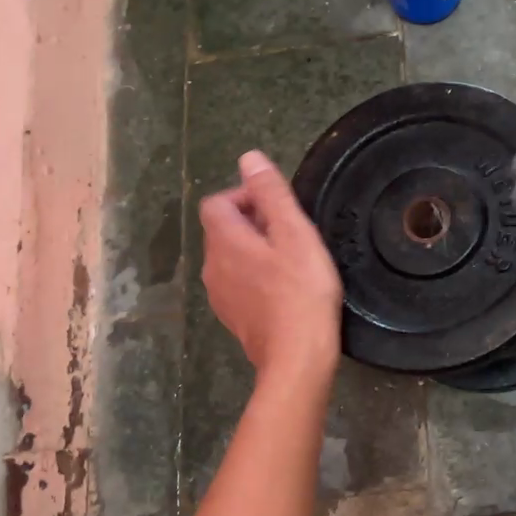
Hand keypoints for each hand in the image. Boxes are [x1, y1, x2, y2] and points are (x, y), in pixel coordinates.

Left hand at [198, 151, 342, 373]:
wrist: (296, 356)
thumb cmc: (302, 291)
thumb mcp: (295, 235)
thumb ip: (272, 195)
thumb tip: (249, 159)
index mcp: (225, 240)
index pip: (218, 202)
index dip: (246, 198)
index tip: (280, 210)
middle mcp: (213, 265)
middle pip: (223, 230)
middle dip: (254, 224)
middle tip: (293, 235)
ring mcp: (220, 295)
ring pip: (231, 259)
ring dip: (255, 252)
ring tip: (292, 263)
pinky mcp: (233, 317)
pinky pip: (239, 284)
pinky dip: (257, 279)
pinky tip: (285, 292)